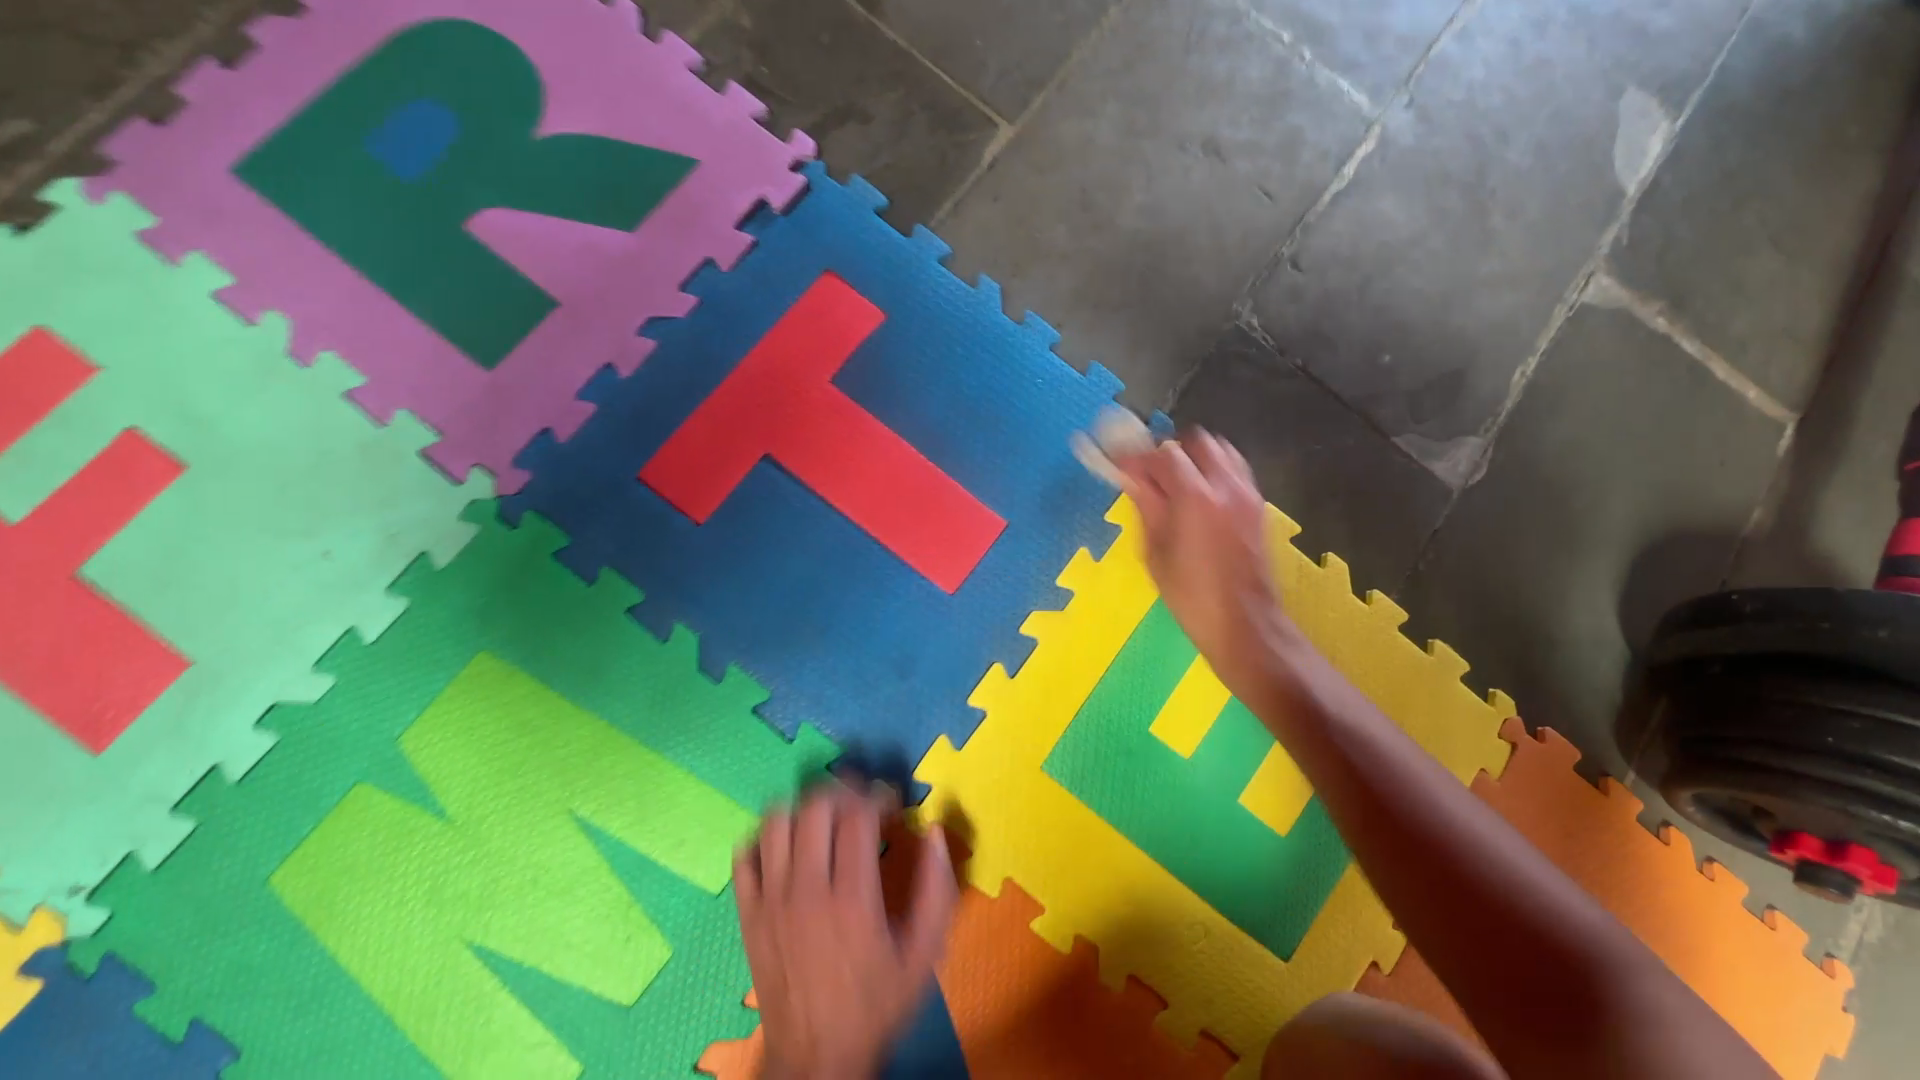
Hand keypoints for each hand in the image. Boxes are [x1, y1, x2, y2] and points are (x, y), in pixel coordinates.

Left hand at [734, 785, 958, 1079]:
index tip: (890, 800)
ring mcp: (770, 899)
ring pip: (776, 821)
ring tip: (823, 814)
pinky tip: (787, 844)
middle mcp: (807, 889)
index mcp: (853, 898)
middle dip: (841, 790)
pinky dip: (765, 837)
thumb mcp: (924, 954)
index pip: (858, 816)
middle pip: (815, 807)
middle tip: (859, 800)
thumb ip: (936, 889)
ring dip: (803, 805)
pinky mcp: (747, 912)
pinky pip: (745, 854)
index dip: (877, 795)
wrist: (817, 1054)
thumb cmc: (876, 1003)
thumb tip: (936, 832)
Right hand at [1113, 430, 1296, 702]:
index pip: (1163, 456)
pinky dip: (1214, 472)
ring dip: (1195, 459)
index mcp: (1196, 496)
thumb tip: (1131, 479)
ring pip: (1220, 452)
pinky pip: (1234, 471)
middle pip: (1197, 443)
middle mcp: (1226, 485)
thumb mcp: (1156, 553)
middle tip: (1148, 475)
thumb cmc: (1191, 597)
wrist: (1245, 624)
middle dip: (1169, 452)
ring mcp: (1247, 494)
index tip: (1118, 464)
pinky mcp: (1258, 507)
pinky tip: (1198, 498)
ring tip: (1174, 485)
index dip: (1136, 457)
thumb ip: (1147, 506)